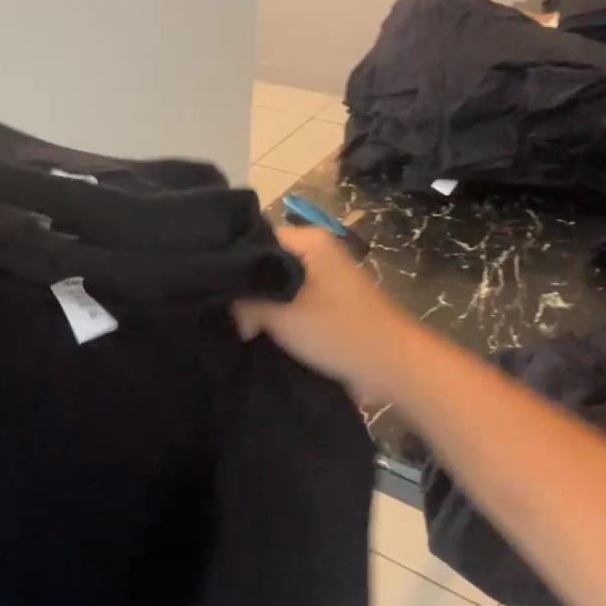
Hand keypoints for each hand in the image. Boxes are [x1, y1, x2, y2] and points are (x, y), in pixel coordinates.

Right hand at [235, 226, 413, 398]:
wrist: (391, 366)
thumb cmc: (338, 332)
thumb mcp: (281, 315)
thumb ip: (246, 303)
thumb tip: (229, 307)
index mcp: (309, 240)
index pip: (253, 239)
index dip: (231, 266)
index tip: (213, 294)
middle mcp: (316, 252)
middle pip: (263, 264)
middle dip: (244, 291)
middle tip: (225, 318)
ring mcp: (323, 278)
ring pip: (275, 287)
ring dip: (260, 309)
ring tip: (238, 328)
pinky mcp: (326, 303)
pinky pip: (289, 304)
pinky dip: (276, 318)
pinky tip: (258, 335)